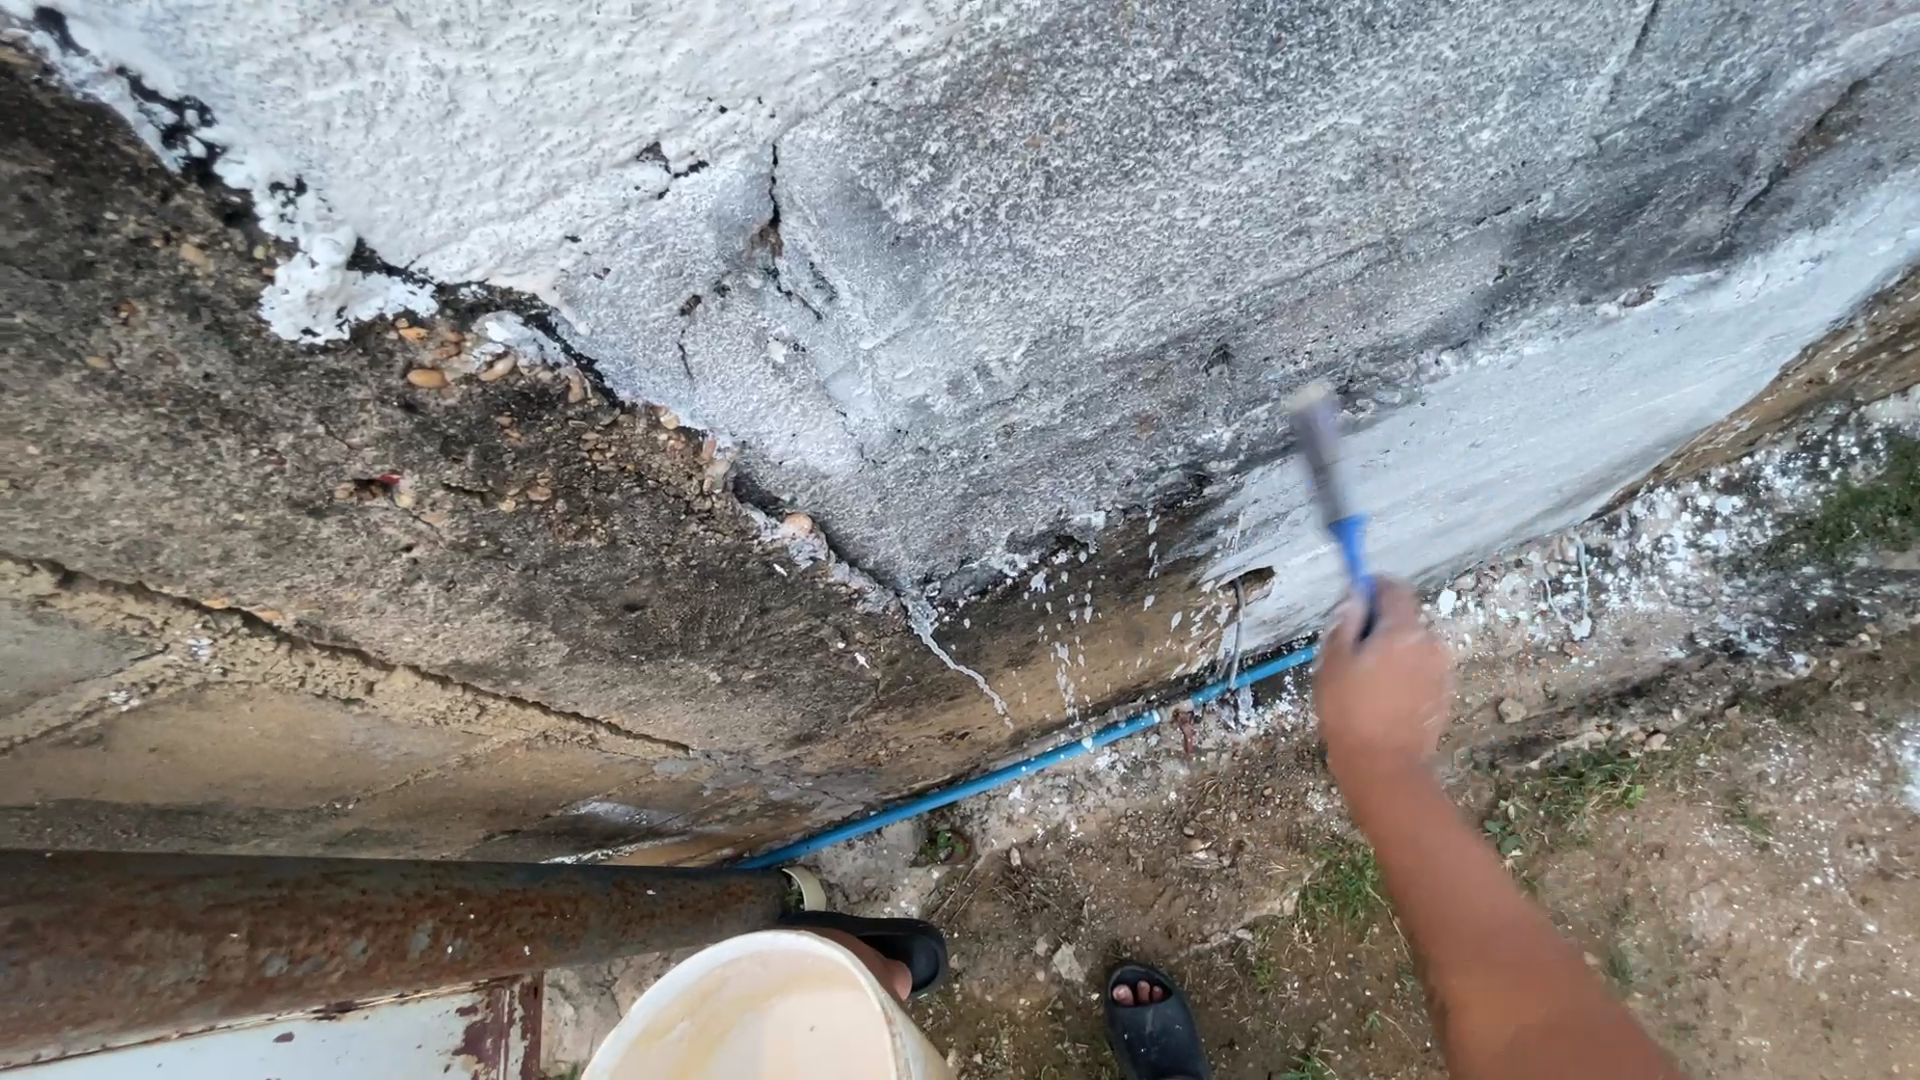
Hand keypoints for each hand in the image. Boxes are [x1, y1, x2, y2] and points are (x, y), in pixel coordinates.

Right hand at [1312, 578, 1452, 793]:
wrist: (1382, 762)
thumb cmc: (1348, 707)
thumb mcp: (1333, 658)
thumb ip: (1346, 619)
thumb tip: (1356, 594)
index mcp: (1404, 631)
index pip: (1395, 589)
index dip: (1372, 586)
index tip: (1351, 598)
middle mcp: (1431, 644)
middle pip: (1404, 616)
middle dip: (1378, 622)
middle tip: (1347, 646)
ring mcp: (1441, 670)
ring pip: (1411, 643)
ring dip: (1389, 647)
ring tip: (1361, 674)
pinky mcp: (1443, 692)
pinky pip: (1419, 666)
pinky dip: (1401, 668)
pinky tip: (1380, 692)